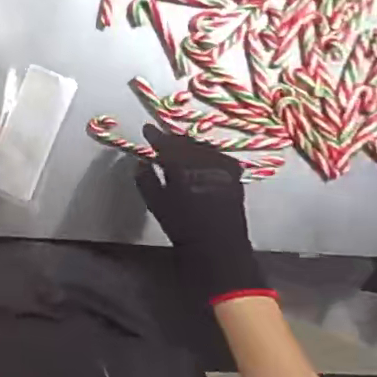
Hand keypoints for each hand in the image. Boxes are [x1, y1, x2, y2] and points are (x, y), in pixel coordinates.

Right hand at [133, 125, 270, 303]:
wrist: (217, 248)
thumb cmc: (182, 227)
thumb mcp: (156, 204)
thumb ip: (146, 180)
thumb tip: (141, 162)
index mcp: (183, 167)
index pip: (167, 144)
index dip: (155, 136)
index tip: (146, 129)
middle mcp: (206, 162)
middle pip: (186, 142)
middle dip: (173, 139)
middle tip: (161, 138)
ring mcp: (224, 167)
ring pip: (203, 147)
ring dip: (189, 144)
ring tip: (179, 145)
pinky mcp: (235, 174)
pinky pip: (218, 155)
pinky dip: (206, 152)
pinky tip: (201, 156)